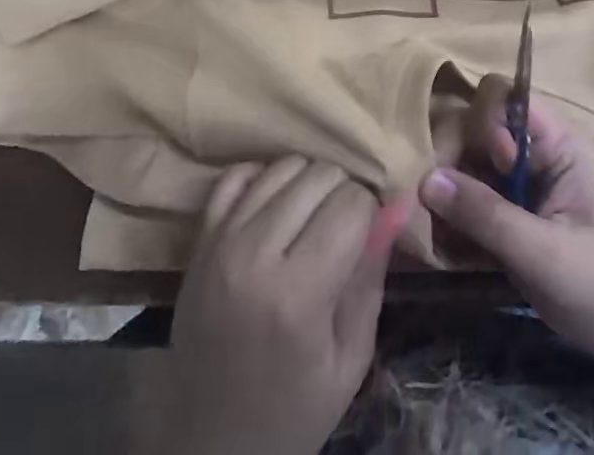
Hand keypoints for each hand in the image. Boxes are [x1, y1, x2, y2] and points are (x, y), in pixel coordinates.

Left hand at [148, 156, 411, 454]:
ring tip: (312, 218)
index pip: (352, 204)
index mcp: (298, 294)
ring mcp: (220, 243)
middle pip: (319, 175)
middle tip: (344, 230)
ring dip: (308, 182)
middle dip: (344, 193)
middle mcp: (255, 255)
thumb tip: (396, 206)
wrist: (207, 442)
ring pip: (282, 166)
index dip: (371, 213)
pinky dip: (263, 178)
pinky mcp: (198, 240)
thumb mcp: (350, 358)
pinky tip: (276, 206)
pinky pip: (236, 176)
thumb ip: (371, 277)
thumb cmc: (291, 410)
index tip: (368, 238)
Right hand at [420, 75, 593, 357]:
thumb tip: (426, 179)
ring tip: (441, 223)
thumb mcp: (546, 255)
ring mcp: (523, 179)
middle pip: (481, 124)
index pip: (509, 96)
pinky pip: (472, 190)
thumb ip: (487, 215)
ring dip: (451, 185)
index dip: (490, 120)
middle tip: (451, 201)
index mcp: (560, 143)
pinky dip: (455, 206)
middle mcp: (538, 151)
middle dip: (459, 154)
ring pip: (470, 158)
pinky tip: (446, 235)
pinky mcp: (511, 207)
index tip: (496, 166)